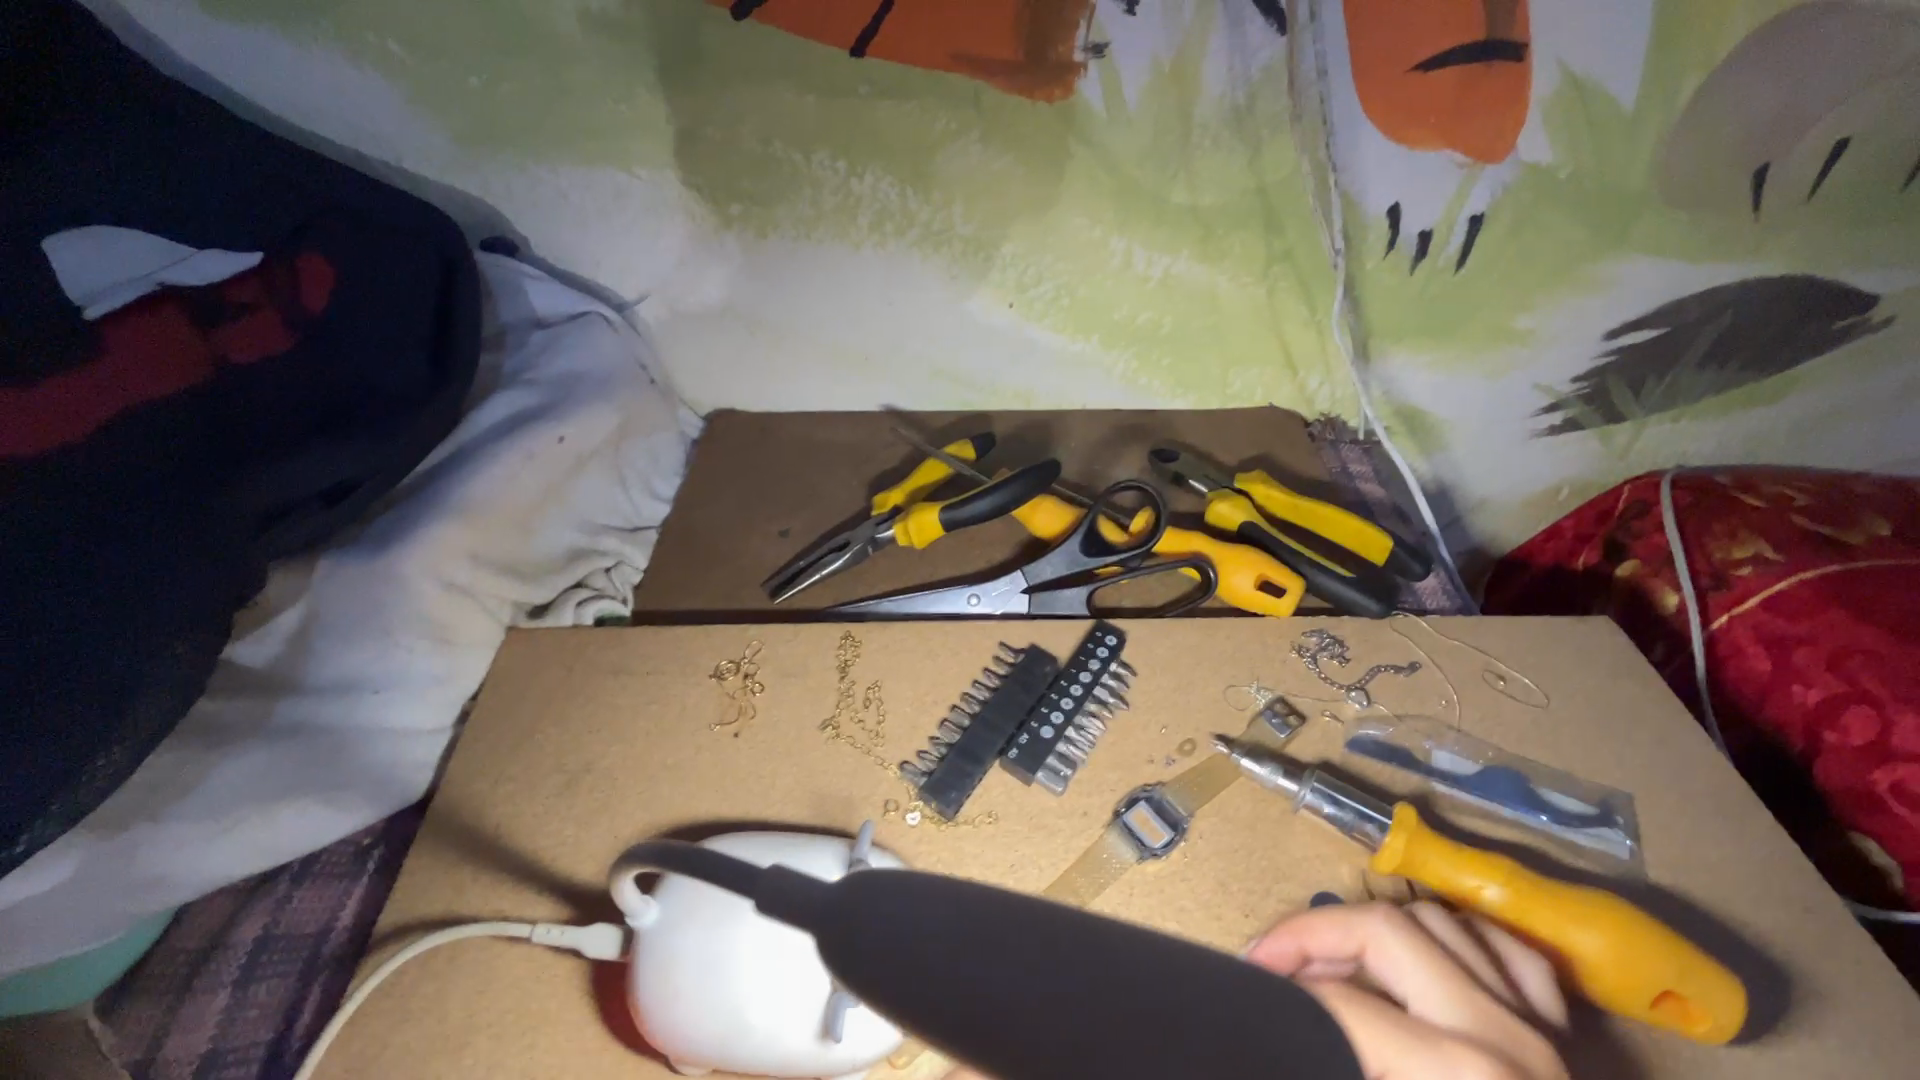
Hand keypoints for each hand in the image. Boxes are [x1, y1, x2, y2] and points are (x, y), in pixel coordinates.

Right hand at [1246, 900, 1569, 1079]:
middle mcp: (1502, 1038)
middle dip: (1309, 934)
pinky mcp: (1561, 1045)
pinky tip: (1417, 963)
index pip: (1337, 1001)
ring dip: (1372, 930)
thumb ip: (1334, 1056)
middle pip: (1384, 930)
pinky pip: (1503, 955)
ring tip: (1327, 961)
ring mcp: (1540, 1035)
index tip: (1243, 986)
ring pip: (1439, 923)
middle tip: (1265, 961)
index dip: (1277, 986)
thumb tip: (1288, 1017)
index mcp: (1455, 1074)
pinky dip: (1453, 942)